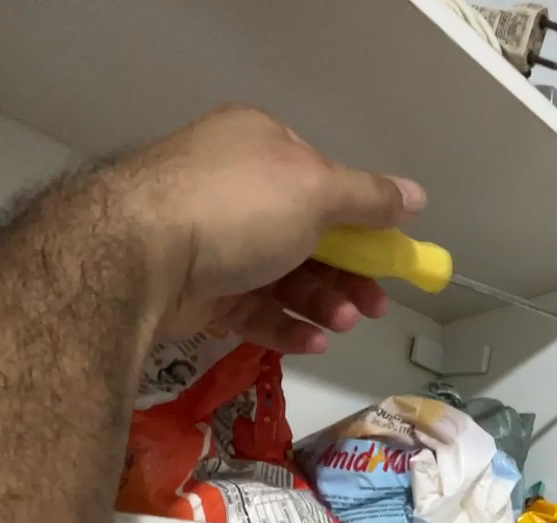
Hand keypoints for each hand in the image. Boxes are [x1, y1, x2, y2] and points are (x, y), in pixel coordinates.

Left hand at [104, 104, 425, 352]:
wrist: (139, 258)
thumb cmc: (237, 209)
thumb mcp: (317, 191)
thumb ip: (370, 198)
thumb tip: (418, 195)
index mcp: (262, 146)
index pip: (327, 184)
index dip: (365, 224)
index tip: (391, 259)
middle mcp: (240, 189)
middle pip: (315, 239)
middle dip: (351, 277)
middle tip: (376, 306)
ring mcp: (220, 241)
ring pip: (291, 279)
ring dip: (325, 304)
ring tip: (344, 323)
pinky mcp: (206, 289)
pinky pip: (261, 309)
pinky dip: (290, 327)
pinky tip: (314, 342)